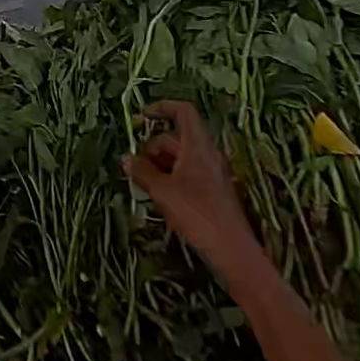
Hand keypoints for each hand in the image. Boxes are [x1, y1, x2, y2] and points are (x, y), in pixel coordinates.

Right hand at [124, 101, 260, 268]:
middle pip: (176, 137)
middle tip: (134, 167)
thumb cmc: (198, 214)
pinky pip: (188, 173)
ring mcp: (213, 172)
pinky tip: (160, 198)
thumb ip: (142, 171)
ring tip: (143, 185)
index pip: (183, 111)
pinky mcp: (214, 191)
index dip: (161, 107)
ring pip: (181, 157)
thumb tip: (126, 158)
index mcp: (198, 145)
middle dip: (152, 147)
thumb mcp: (163, 191)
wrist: (233, 252)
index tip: (141, 118)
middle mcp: (208, 153)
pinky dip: (171, 178)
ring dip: (159, 165)